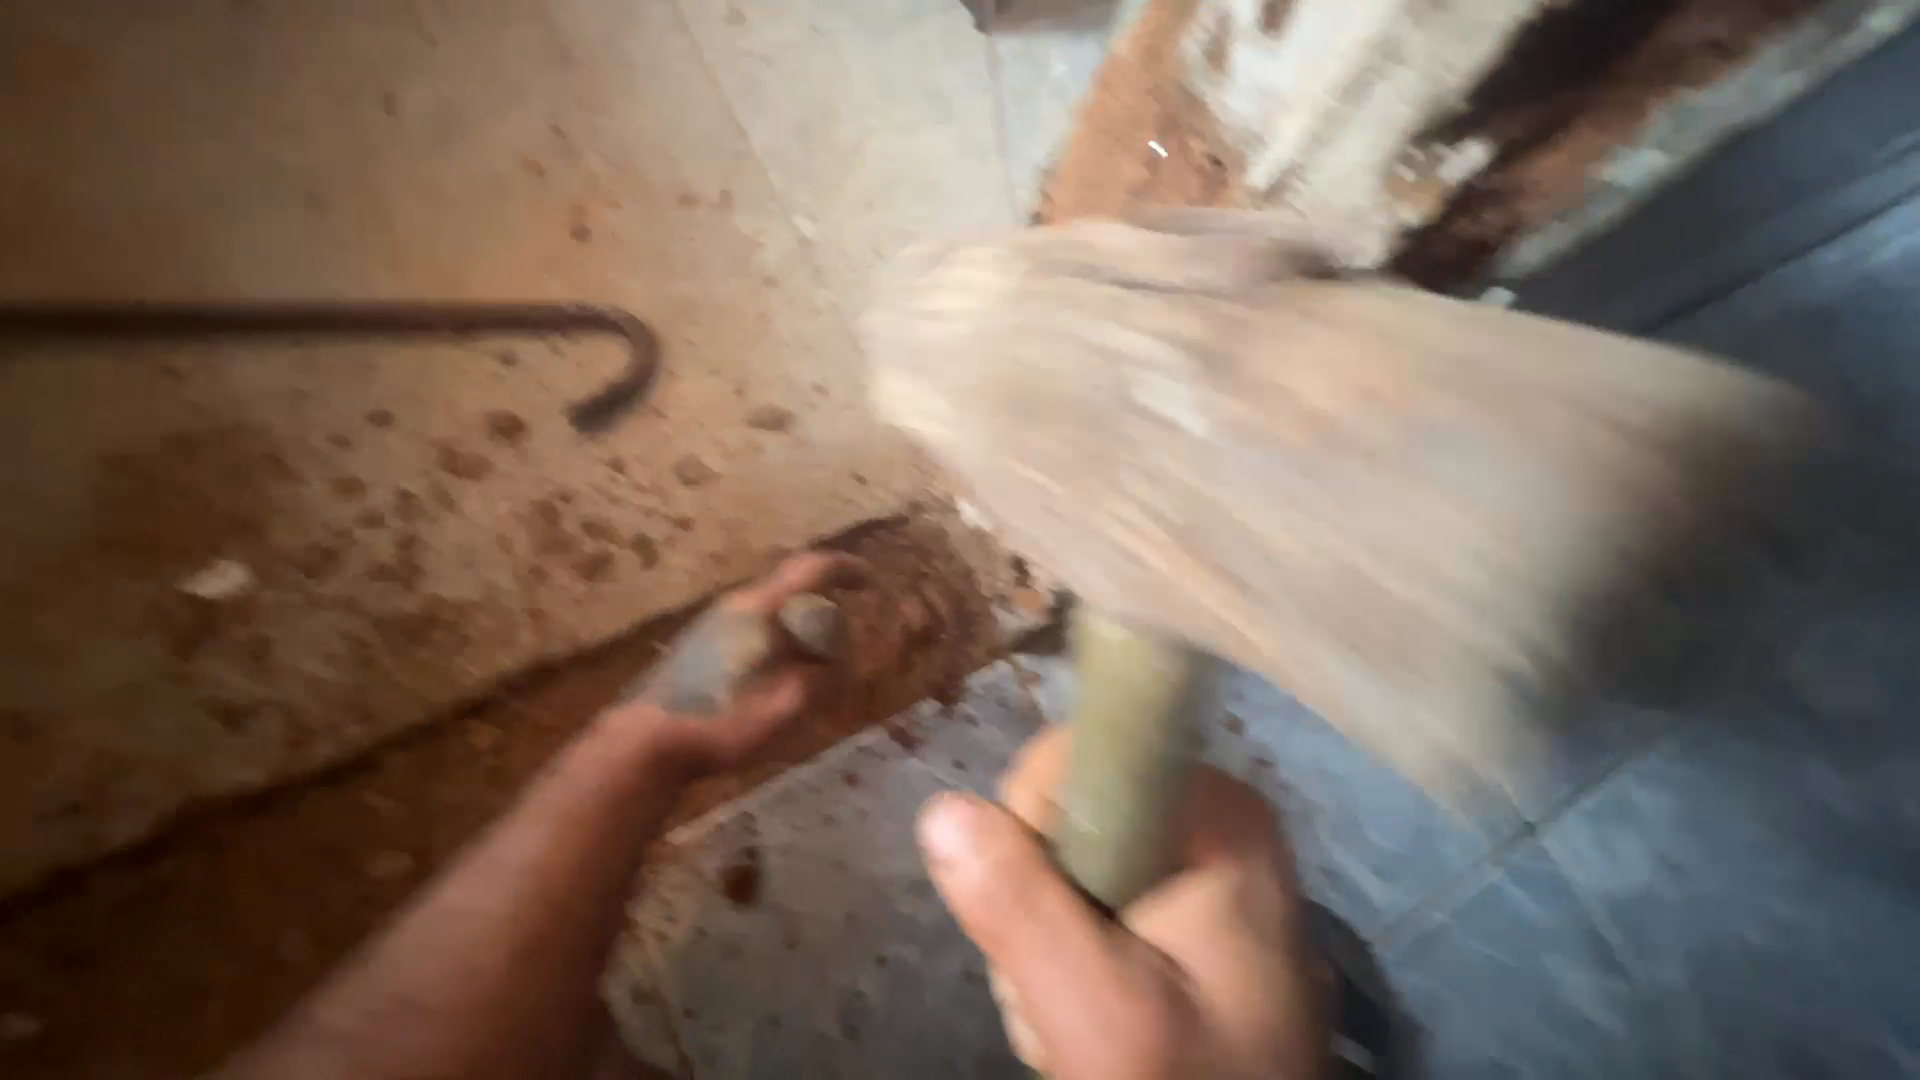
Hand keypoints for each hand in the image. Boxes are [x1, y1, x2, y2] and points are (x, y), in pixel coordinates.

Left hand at [621, 551, 864, 769]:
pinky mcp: (700, 648)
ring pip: (771, 615)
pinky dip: (779, 646)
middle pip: (792, 592)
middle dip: (823, 612)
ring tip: (812, 672)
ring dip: (799, 633)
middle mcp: (737, 606)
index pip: (811, 570)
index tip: (868, 578)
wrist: (646, 742)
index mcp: (761, 609)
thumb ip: (826, 674)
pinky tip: (776, 682)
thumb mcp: (790, 703)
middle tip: (842, 647)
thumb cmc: (723, 719)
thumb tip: (845, 657)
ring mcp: (713, 625)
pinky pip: (754, 632)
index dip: (845, 568)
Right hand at [917, 728, 1326, 1078]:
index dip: (1031, 821)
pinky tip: (1091, 1004)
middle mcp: (1210, 817)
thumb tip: (942, 810)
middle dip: (1037, 895)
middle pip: (1067, 807)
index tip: (1034, 903)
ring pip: (1066, 853)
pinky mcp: (1181, 902)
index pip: (1077, 757)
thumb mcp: (1107, 1019)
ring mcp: (1197, 861)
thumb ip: (1024, 913)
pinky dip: (1068, 947)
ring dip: (1044, 933)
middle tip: (1062, 981)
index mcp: (1216, 811)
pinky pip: (1088, 887)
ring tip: (1074, 1008)